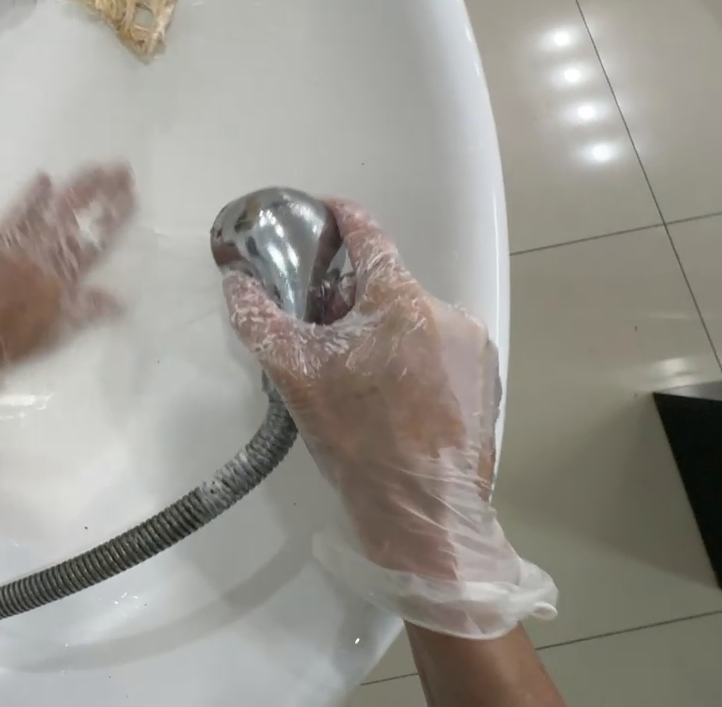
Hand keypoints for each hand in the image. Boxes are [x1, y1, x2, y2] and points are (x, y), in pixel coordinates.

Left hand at [0, 163, 135, 388]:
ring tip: (93, 168)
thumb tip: (122, 299)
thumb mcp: (56, 332)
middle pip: (77, 215)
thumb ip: (88, 311)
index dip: (114, 216)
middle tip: (119, 168)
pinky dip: (30, 195)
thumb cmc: (11, 337)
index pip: (96, 239)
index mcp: (63, 276)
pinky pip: (17, 212)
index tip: (129, 193)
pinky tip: (43, 178)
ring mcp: (19, 242)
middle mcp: (44, 252)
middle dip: (100, 190)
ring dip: (74, 186)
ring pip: (52, 208)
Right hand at [222, 199, 555, 639]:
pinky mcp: (486, 378)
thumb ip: (257, 317)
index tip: (318, 210)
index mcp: (400, 301)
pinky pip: (434, 342)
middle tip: (312, 320)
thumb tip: (235, 280)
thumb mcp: (291, 371)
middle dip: (345, 291)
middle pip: (384, 282)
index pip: (369, 235)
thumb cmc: (355, 433)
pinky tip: (383, 387)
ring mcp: (473, 345)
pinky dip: (404, 348)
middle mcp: (446, 312)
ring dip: (375, 323)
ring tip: (346, 363)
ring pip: (408, 314)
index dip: (340, 215)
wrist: (423, 511)